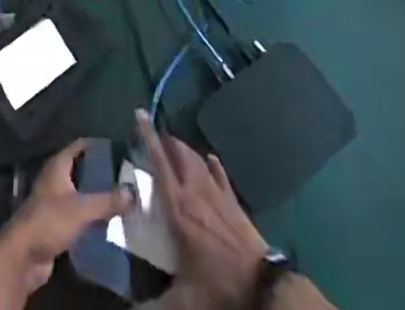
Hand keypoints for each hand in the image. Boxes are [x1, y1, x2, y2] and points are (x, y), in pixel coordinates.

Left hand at [0, 138, 131, 309]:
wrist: (24, 253)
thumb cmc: (50, 221)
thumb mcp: (82, 209)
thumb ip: (107, 200)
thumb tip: (132, 193)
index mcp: (57, 168)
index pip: (77, 147)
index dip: (94, 145)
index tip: (115, 148)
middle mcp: (53, 180)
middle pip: (78, 170)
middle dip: (99, 173)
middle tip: (123, 176)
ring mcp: (52, 202)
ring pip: (78, 193)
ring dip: (95, 196)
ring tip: (120, 198)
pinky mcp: (54, 224)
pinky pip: (76, 214)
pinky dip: (89, 215)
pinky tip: (107, 222)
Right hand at [136, 109, 269, 307]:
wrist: (264, 287)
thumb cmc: (220, 286)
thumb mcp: (184, 299)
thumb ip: (153, 305)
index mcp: (178, 207)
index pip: (160, 162)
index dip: (148, 137)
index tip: (139, 114)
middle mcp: (196, 193)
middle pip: (180, 154)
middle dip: (165, 139)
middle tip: (153, 131)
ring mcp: (218, 196)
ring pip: (198, 161)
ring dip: (185, 150)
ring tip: (174, 145)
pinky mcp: (234, 204)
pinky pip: (221, 176)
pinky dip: (213, 165)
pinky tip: (210, 158)